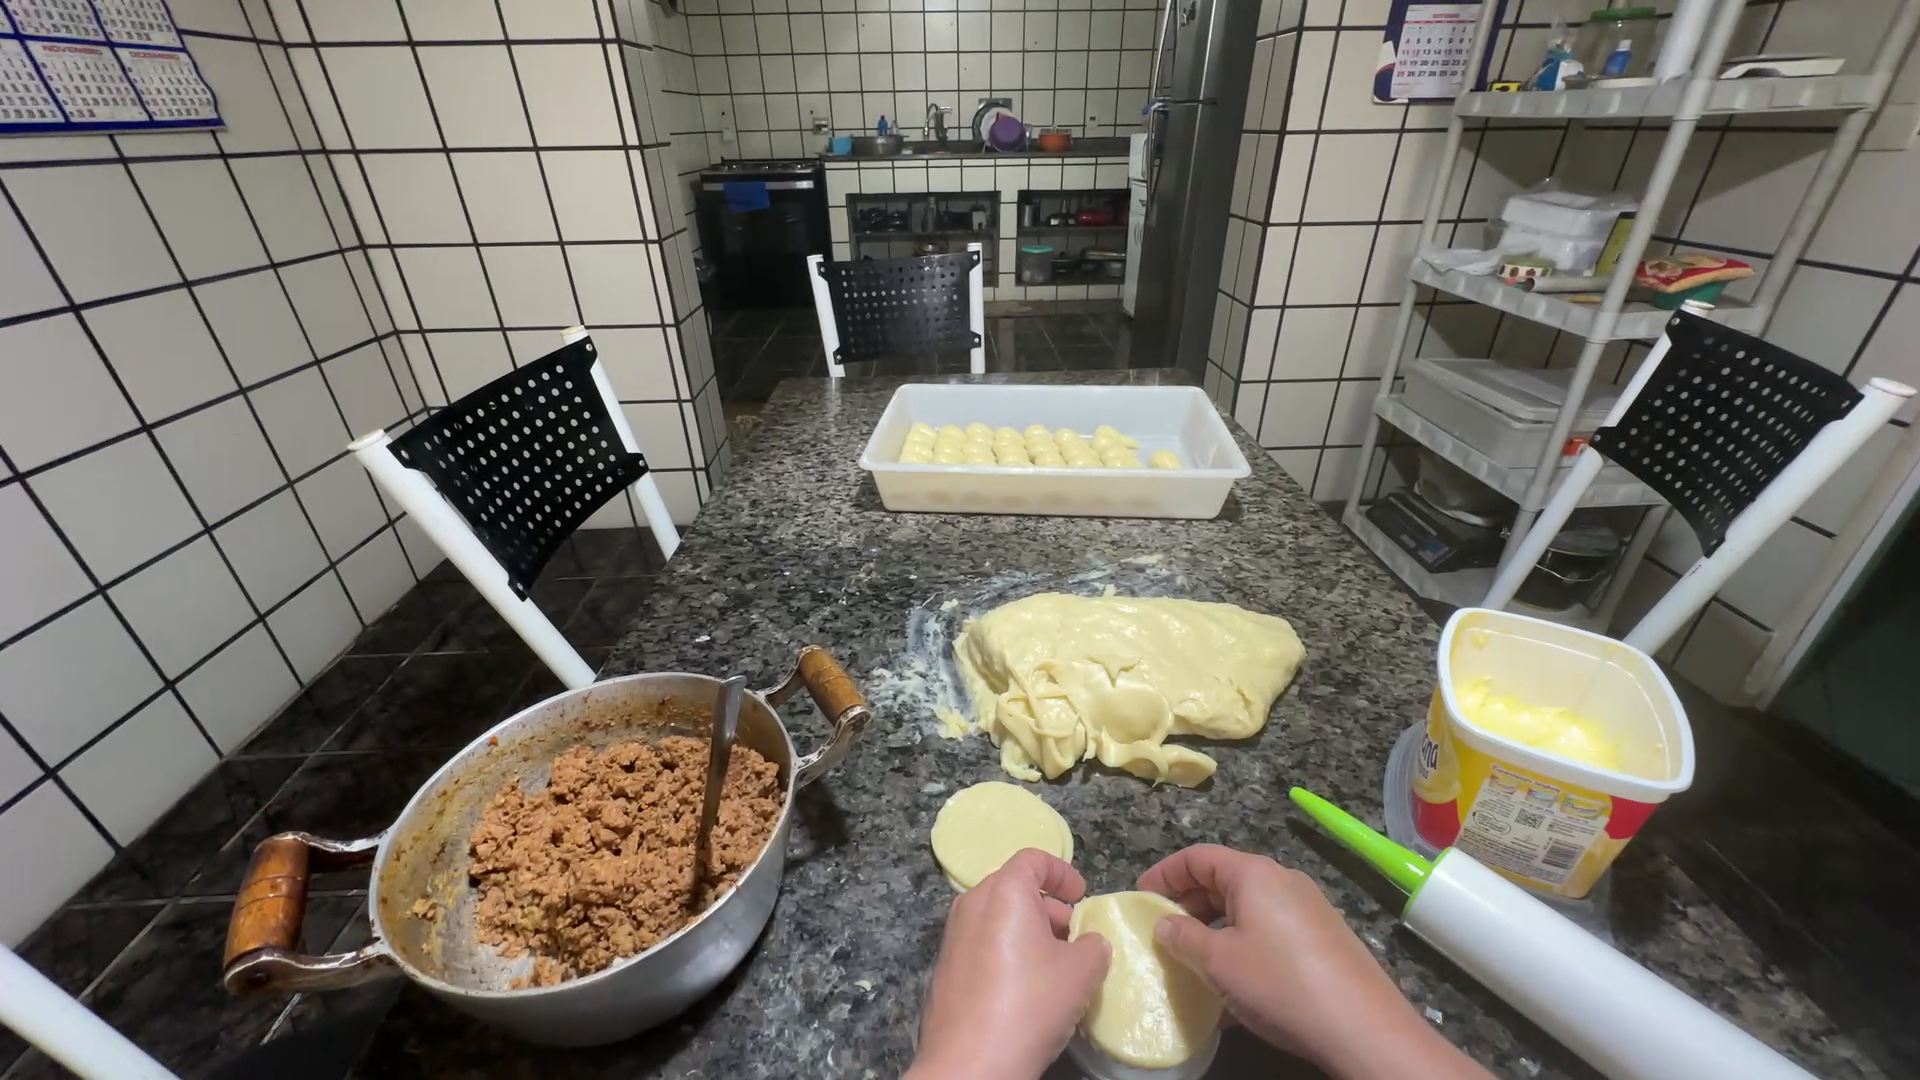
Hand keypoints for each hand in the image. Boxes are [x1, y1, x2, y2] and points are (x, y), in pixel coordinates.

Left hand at [907, 849, 1111, 1079]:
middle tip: (1074, 937)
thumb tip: (1089, 943)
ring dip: (1029, 932)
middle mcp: (973, 902)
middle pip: (1015, 888)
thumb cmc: (1028, 1003)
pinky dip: (1007, 952)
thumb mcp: (1080, 972)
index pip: (1033, 859)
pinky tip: (1025, 990)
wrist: (969, 1064)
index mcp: (1004, 890)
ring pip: (998, 917)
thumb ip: (1093, 946)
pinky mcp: (945, 966)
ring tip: (1055, 967)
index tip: (1082, 895)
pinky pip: (982, 943)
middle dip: (1049, 908)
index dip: (1062, 872)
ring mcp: (954, 934)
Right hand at [1139, 845, 1490, 1079]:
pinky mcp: (1325, 938)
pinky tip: (1236, 980)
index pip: (1197, 856)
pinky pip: (1270, 927)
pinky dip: (1244, 942)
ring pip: (1247, 906)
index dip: (1164, 873)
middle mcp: (1282, 879)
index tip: (1140, 896)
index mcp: (1253, 873)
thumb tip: (1165, 925)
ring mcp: (1308, 908)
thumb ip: (1184, 938)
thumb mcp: (1219, 962)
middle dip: (1188, 903)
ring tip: (1195, 959)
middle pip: (1222, 878)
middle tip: (1163, 931)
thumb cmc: (1282, 985)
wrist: (1368, 1032)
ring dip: (1215, 926)